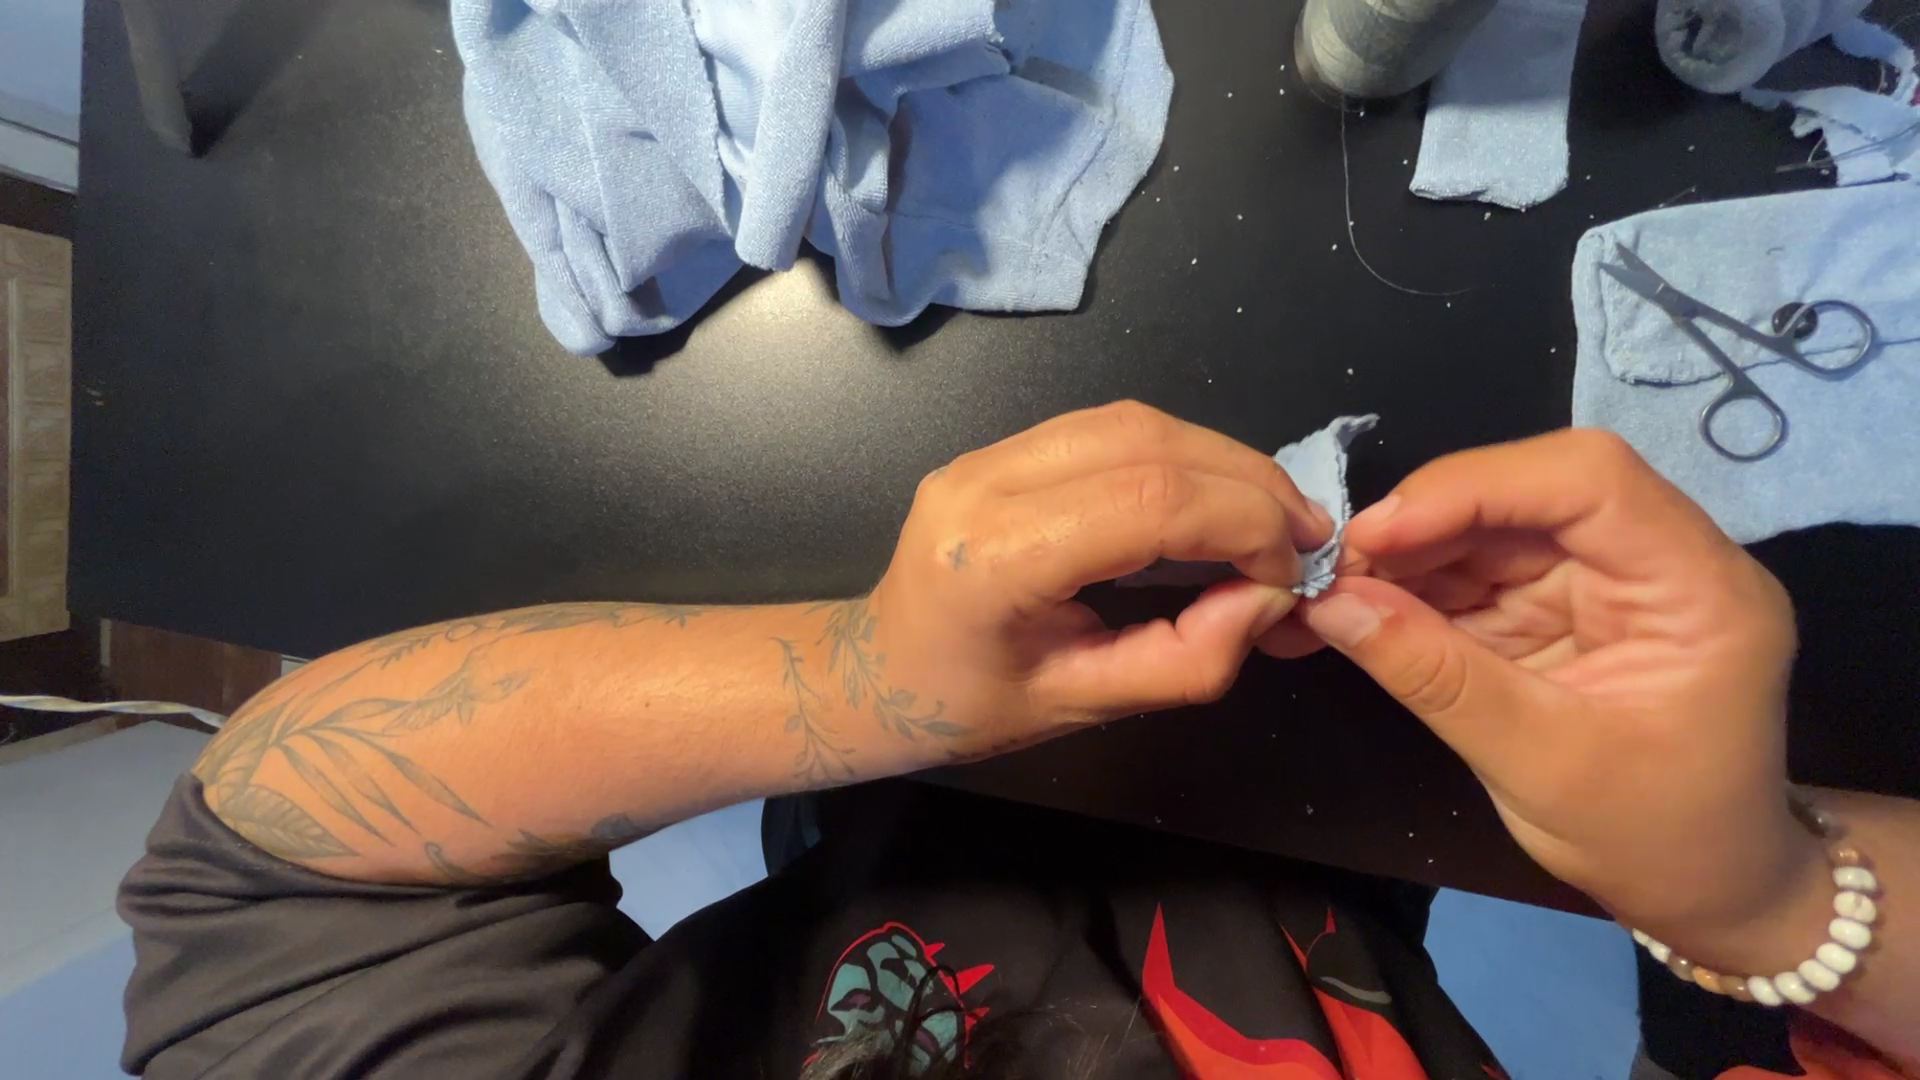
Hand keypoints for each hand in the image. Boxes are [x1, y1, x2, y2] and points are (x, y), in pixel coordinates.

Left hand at [867, 401, 1331, 756]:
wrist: (876, 671)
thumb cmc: (967, 706)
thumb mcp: (1081, 705)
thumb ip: (1186, 658)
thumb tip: (1270, 595)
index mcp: (996, 557)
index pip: (1149, 500)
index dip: (1243, 521)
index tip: (1289, 566)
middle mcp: (984, 484)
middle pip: (1145, 440)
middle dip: (1244, 478)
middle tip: (1302, 529)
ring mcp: (981, 456)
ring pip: (1128, 420)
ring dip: (1214, 457)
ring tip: (1266, 510)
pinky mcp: (991, 452)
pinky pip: (1100, 429)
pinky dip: (1171, 453)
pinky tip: (1204, 491)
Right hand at [1271, 430, 1821, 965]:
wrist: (1682, 878)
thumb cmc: (1646, 831)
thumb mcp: (1535, 760)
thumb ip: (1431, 674)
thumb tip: (1327, 602)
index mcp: (1692, 588)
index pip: (1584, 482)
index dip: (1472, 488)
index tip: (1375, 536)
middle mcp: (1637, 558)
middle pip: (1515, 490)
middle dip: (1415, 522)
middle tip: (1334, 570)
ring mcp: (1580, 575)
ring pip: (1471, 522)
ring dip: (1392, 552)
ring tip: (1330, 593)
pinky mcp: (1533, 597)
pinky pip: (1451, 566)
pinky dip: (1392, 581)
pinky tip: (1349, 606)